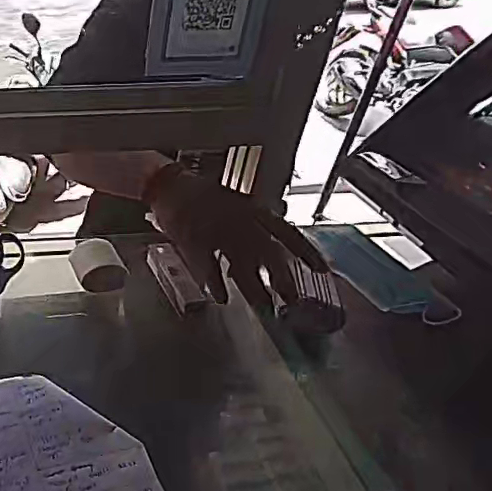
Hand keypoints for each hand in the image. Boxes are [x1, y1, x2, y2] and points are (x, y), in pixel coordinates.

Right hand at [143, 164, 327, 309]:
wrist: (169, 184)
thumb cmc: (201, 196)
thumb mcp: (236, 205)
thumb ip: (255, 225)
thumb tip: (274, 250)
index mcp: (253, 209)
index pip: (287, 232)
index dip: (306, 251)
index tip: (322, 270)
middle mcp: (240, 219)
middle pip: (268, 252)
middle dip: (282, 278)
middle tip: (292, 300)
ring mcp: (217, 229)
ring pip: (243, 263)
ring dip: (254, 288)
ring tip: (264, 306)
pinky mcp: (194, 238)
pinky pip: (209, 266)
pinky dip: (216, 284)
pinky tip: (221, 298)